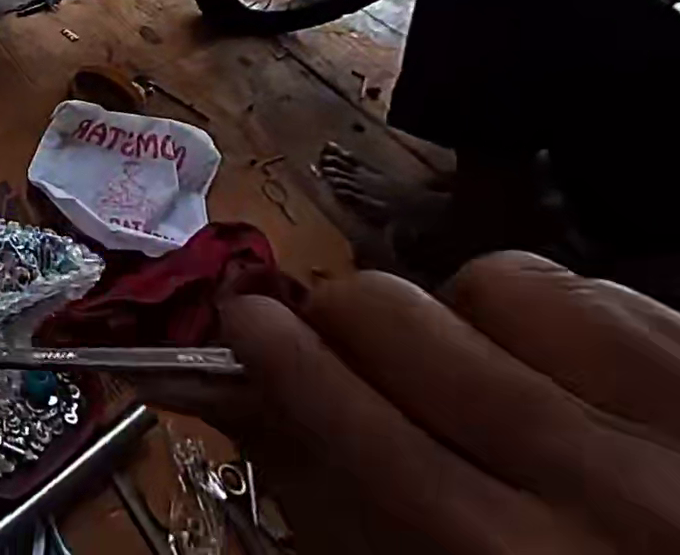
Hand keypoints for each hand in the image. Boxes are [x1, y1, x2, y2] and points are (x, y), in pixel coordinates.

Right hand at [137, 252, 679, 553]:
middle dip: (353, 319)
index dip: (261, 335)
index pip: (329, 395)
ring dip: (471, 315)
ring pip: (497, 281)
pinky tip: (579, 377)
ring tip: (501, 371)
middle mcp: (600, 493)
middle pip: (390, 311)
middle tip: (363, 349)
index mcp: (493, 551)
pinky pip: (603, 291)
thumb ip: (308, 470)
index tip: (242, 315)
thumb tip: (206, 378)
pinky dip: (565, 319)